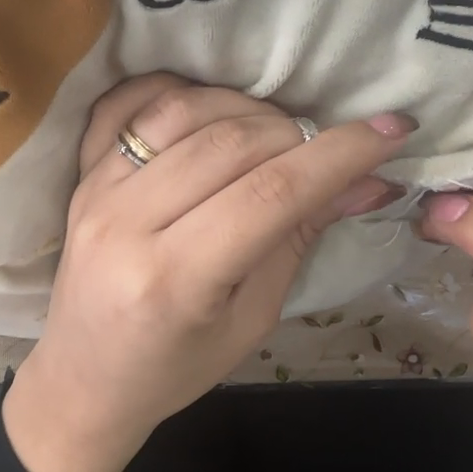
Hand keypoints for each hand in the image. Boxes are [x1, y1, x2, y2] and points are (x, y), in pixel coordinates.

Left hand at [3, 74, 415, 471]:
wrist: (84, 381)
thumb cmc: (173, 369)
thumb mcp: (249, 321)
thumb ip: (299, 240)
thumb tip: (369, 181)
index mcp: (172, 279)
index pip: (269, 193)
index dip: (338, 154)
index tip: (391, 131)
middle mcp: (126, 223)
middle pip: (230, 144)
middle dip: (299, 133)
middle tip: (334, 147)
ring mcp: (95, 192)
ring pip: (183, 112)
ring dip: (246, 108)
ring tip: (280, 133)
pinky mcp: (81, 176)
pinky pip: (126, 106)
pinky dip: (175, 90)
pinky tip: (213, 102)